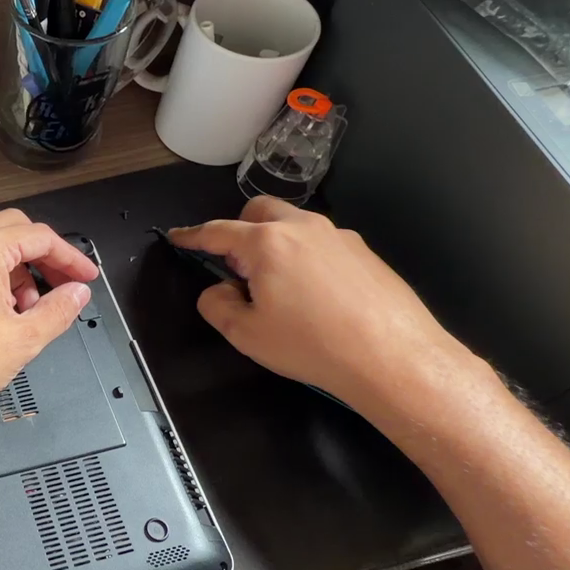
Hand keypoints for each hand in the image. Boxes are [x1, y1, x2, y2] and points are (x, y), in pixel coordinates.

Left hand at [0, 210, 99, 422]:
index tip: (85, 275)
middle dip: (45, 257)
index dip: (70, 257)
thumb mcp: (24, 339)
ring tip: (30, 310)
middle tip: (65, 283)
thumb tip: (76, 294)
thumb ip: (59, 310)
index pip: (39, 236)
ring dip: (20, 269)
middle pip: (16, 230)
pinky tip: (5, 311)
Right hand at [169, 197, 480, 408]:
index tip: (177, 237)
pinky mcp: (365, 253)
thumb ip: (216, 305)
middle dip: (238, 229)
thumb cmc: (311, 345)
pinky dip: (304, 257)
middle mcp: (303, 228)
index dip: (192, 236)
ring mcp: (339, 237)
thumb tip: (219, 290)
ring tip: (277, 287)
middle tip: (236, 267)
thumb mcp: (245, 334)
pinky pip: (321, 244)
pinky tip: (313, 297)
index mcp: (267, 243)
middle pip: (259, 212)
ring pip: (294, 225)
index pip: (217, 232)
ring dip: (274, 243)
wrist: (392, 357)